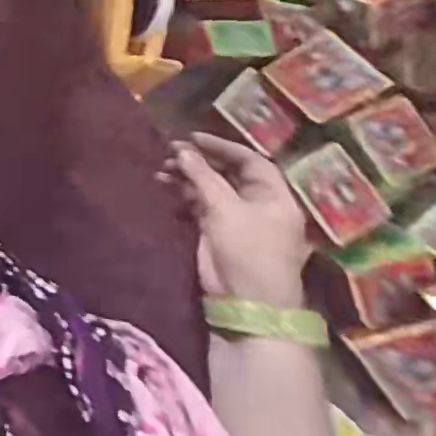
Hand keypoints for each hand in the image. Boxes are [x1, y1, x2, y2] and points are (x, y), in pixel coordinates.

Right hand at [159, 132, 309, 307]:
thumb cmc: (247, 249)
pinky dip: (183, 193)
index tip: (193, 137)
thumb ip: (203, 177)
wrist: (246, 298)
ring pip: (210, 187)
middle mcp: (257, 202)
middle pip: (228, 172)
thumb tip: (182, 151)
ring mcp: (236, 216)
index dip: (222, 146)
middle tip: (170, 150)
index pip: (249, 161)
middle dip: (200, 160)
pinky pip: (200, 203)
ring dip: (188, 176)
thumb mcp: (226, 209)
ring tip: (162, 168)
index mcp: (273, 195)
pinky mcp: (217, 229)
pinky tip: (165, 185)